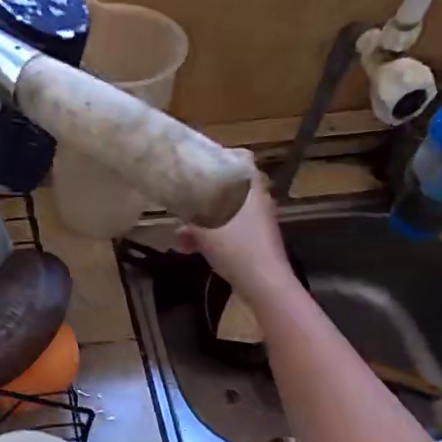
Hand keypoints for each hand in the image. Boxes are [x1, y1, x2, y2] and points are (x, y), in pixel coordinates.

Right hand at [176, 159, 297, 298]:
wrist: (262, 282)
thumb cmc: (235, 247)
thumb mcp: (205, 227)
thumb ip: (191, 210)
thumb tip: (178, 199)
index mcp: (249, 186)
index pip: (237, 158)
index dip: (215, 160)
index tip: (193, 167)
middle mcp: (256, 199)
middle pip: (227, 188)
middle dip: (201, 196)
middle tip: (181, 203)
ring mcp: (256, 222)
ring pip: (224, 212)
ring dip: (201, 221)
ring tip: (179, 235)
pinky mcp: (253, 242)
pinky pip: (227, 232)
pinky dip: (210, 237)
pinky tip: (189, 249)